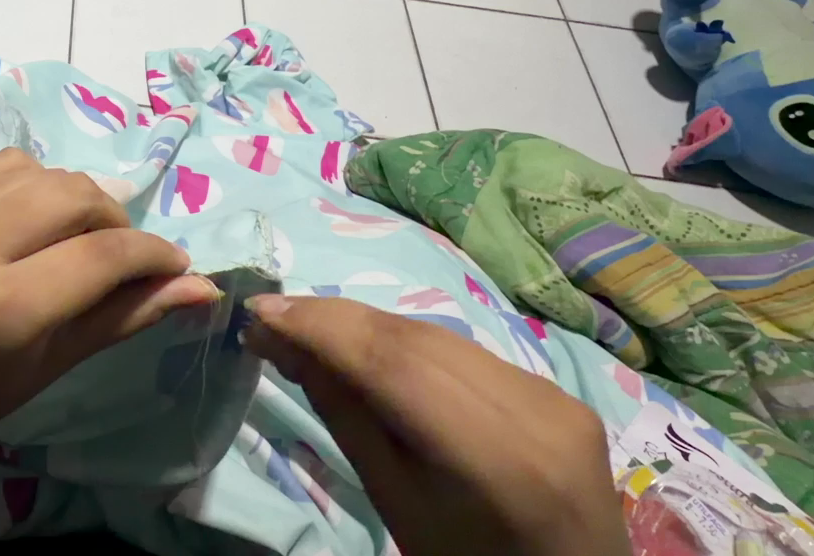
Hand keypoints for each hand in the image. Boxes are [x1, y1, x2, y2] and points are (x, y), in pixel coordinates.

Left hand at [0, 148, 218, 457]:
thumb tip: (199, 287)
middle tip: (125, 260)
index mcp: (8, 305)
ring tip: (82, 240)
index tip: (177, 267)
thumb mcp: (53, 365)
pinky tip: (40, 217)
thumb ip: (125, 317)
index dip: (154, 255)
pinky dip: (41, 183)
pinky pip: (11, 164)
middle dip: (119, 223)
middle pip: (79, 197)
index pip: (105, 255)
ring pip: (49, 173)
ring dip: (82, 201)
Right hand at [242, 296, 630, 555]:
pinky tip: (367, 344)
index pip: (392, 364)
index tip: (258, 310)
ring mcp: (552, 393)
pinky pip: (460, 348)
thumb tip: (279, 340)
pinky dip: (403, 341)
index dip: (319, 327)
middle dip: (331, 319)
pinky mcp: (554, 387)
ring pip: (432, 334)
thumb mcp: (395, 503)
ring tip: (305, 324)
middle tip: (268, 312)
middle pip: (411, 340)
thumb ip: (342, 412)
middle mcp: (533, 411)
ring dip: (361, 325)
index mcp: (495, 460)